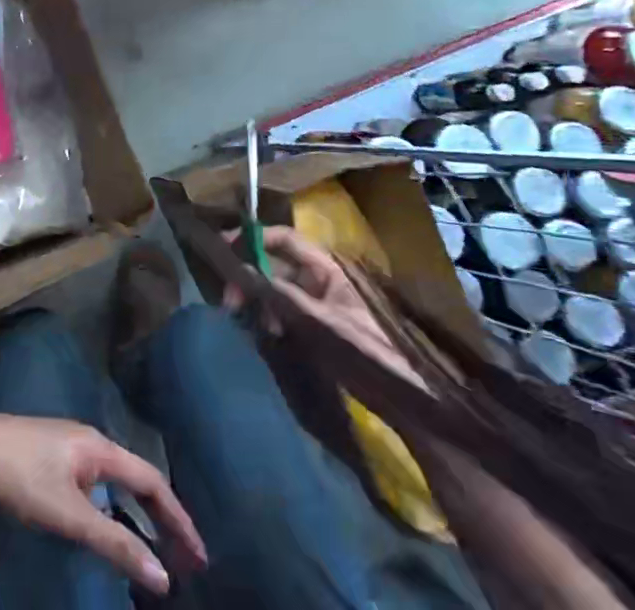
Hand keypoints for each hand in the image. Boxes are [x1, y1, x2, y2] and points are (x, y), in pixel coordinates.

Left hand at [0, 413, 205, 593]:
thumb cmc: (19, 476)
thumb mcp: (69, 514)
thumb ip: (116, 542)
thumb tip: (163, 577)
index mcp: (96, 446)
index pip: (151, 480)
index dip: (178, 518)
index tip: (199, 557)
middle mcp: (84, 437)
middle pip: (133, 475)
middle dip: (159, 514)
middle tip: (180, 555)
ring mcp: (61, 440)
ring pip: (109, 476)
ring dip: (131, 507)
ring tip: (146, 543)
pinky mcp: (42, 448)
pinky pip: (88, 477)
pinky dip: (106, 501)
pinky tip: (99, 519)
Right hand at [224, 226, 422, 388]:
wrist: (413, 397)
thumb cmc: (370, 352)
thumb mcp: (321, 322)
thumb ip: (279, 295)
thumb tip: (239, 269)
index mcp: (327, 269)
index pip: (283, 238)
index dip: (252, 238)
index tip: (221, 248)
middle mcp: (320, 278)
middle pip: (272, 264)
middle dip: (247, 278)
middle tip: (230, 301)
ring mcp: (317, 301)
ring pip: (272, 288)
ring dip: (256, 300)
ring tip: (251, 323)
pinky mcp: (315, 322)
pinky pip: (281, 309)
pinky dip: (268, 316)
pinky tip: (269, 333)